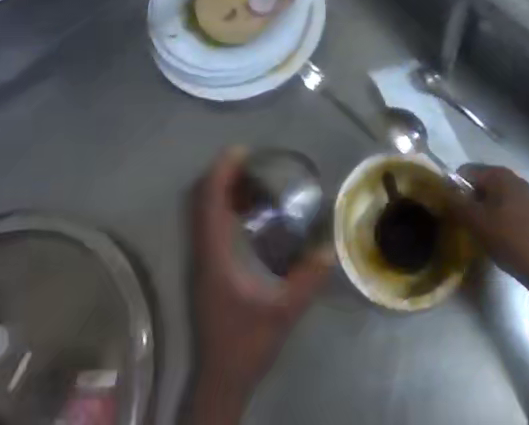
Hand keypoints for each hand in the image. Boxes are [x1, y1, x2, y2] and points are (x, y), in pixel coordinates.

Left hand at [185, 147, 332, 424]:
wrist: (221, 376)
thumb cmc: (247, 343)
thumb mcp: (282, 313)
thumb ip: (306, 282)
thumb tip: (328, 249)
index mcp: (214, 255)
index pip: (211, 202)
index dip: (221, 172)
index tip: (239, 151)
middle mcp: (202, 251)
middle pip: (201, 200)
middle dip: (220, 175)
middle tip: (246, 159)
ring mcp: (200, 261)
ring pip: (201, 213)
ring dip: (219, 190)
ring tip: (246, 178)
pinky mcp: (206, 269)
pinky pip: (207, 225)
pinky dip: (220, 208)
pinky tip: (243, 213)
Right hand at [451, 165, 528, 288]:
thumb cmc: (509, 240)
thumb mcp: (475, 221)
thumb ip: (455, 201)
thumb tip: (443, 189)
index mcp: (501, 175)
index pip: (466, 171)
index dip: (455, 188)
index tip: (454, 209)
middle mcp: (515, 178)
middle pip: (481, 181)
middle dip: (471, 197)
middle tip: (467, 219)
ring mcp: (528, 194)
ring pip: (494, 194)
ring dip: (484, 206)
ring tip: (482, 228)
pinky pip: (508, 204)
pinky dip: (498, 213)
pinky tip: (499, 232)